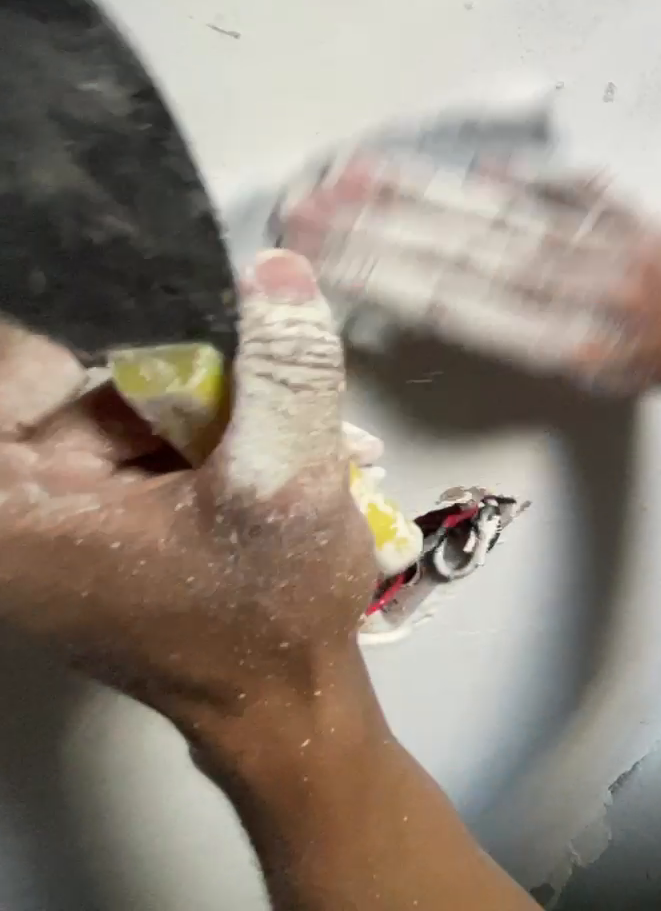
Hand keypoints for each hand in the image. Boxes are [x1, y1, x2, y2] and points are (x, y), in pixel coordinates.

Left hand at [0, 251, 379, 752]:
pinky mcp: (107, 523)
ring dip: (243, 419)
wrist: (286, 693)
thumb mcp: (288, 481)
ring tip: (327, 452)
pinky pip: (164, 449)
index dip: (133, 336)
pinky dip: (238, 447)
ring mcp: (60, 513)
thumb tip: (276, 269)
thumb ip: (285, 375)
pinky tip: (305, 467)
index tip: (224, 344)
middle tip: (300, 416)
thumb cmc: (268, 605)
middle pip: (98, 387)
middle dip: (215, 389)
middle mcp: (11, 500)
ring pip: (144, 415)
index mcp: (4, 497)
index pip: (25, 360)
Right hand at [275, 157, 660, 392]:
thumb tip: (417, 282)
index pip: (452, 305)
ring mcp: (616, 250)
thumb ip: (502, 332)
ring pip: (512, 217)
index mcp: (565, 345)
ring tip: (361, 174)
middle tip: (308, 203)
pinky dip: (529, 175)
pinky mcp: (639, 218)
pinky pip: (579, 188)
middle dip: (380, 228)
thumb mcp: (571, 374)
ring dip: (432, 192)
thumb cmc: (635, 363)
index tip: (313, 252)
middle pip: (469, 255)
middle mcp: (588, 296)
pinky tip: (479, 169)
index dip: (376, 276)